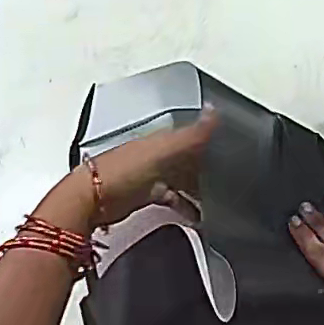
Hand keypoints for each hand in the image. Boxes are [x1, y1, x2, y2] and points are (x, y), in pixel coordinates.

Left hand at [37, 113, 215, 230]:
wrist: (92, 200)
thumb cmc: (123, 171)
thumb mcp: (163, 150)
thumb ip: (191, 134)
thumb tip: (214, 109)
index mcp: (160, 140)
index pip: (190, 136)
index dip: (209, 140)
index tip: (231, 145)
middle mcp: (155, 155)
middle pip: (187, 160)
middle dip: (207, 167)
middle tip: (230, 178)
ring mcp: (149, 176)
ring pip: (180, 179)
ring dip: (198, 189)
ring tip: (218, 201)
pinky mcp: (144, 197)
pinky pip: (172, 198)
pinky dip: (185, 206)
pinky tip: (197, 215)